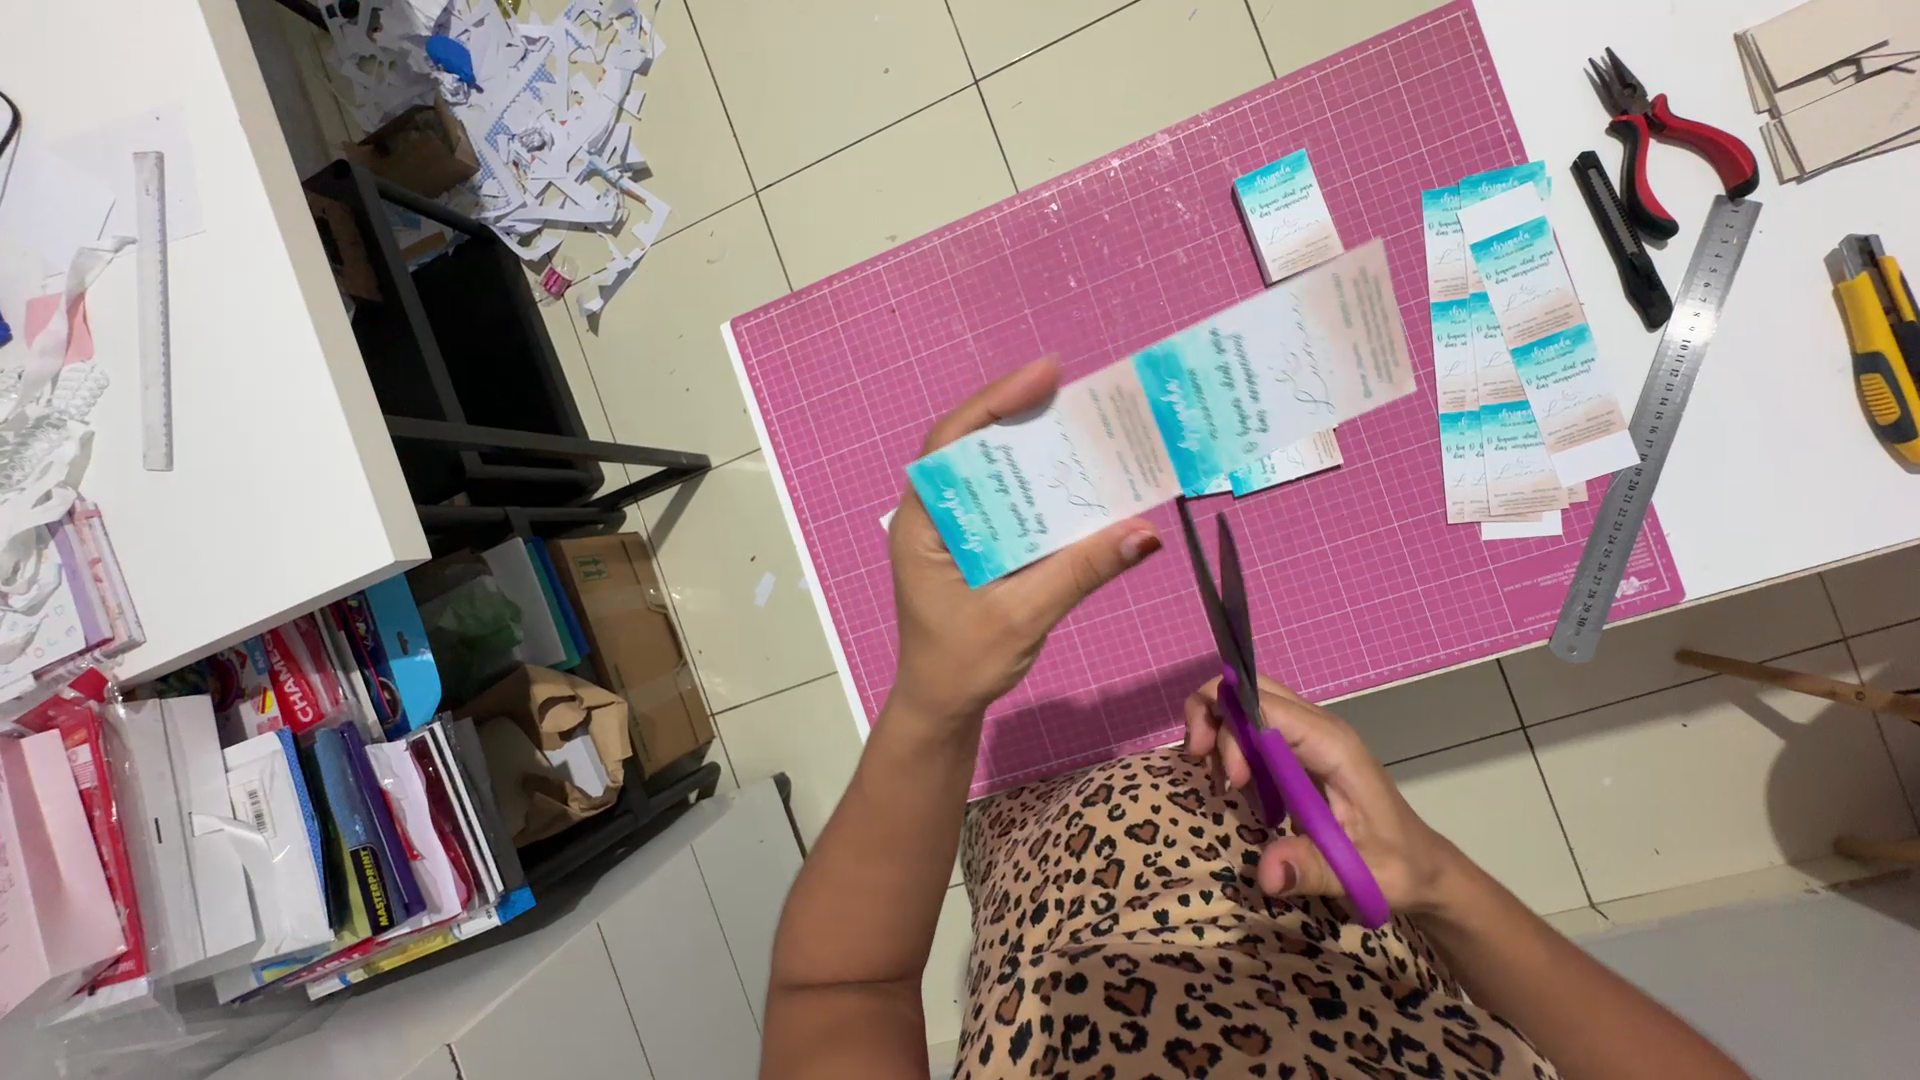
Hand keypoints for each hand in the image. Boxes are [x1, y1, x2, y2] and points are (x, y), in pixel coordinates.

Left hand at [887, 358, 1162, 724]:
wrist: (944, 706)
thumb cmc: (963, 663)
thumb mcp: (1022, 616)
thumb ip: (1079, 572)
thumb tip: (1146, 531)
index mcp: (923, 524)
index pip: (949, 444)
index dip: (995, 403)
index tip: (1046, 375)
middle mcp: (936, 517)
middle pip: (974, 449)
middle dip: (1021, 416)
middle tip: (1074, 392)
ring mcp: (957, 532)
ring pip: (995, 476)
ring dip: (1035, 452)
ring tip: (1082, 425)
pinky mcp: (980, 549)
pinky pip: (1012, 508)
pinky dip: (1043, 493)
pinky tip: (1077, 482)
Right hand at [1183, 673, 1468, 913]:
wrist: (1423, 865)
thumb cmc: (1397, 866)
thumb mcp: (1360, 874)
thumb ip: (1312, 869)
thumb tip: (1265, 874)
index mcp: (1332, 745)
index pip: (1265, 705)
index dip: (1233, 731)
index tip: (1231, 780)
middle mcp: (1318, 726)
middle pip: (1249, 687)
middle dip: (1211, 712)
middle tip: (1201, 760)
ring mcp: (1307, 732)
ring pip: (1246, 699)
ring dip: (1216, 726)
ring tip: (1219, 777)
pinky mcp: (1298, 745)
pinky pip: (1252, 721)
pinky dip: (1228, 739)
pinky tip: (1232, 781)